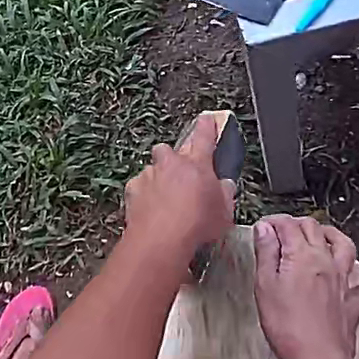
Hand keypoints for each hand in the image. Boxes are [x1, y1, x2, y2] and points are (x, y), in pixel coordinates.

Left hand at [123, 114, 235, 258]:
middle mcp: (172, 163)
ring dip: (158, 179)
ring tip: (165, 202)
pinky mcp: (133, 189)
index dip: (207, 126)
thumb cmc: (197, 225)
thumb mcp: (224, 212)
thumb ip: (224, 194)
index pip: (204, 137)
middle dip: (173, 159)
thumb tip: (225, 186)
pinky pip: (139, 186)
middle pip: (170, 150)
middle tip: (180, 177)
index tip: (206, 119)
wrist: (161, 240)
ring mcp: (150, 174)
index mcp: (197, 164)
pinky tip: (150, 211)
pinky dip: (143, 195)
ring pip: (153, 169)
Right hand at [253, 215, 358, 358]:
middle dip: (298, 223)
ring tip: (323, 235)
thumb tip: (264, 230)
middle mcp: (325, 261)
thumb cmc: (289, 328)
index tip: (264, 226)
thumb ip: (266, 254)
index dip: (274, 222)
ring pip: (344, 245)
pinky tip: (357, 277)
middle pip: (314, 228)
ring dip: (332, 236)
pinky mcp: (353, 301)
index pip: (288, 225)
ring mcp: (342, 280)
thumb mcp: (265, 286)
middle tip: (285, 229)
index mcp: (302, 256)